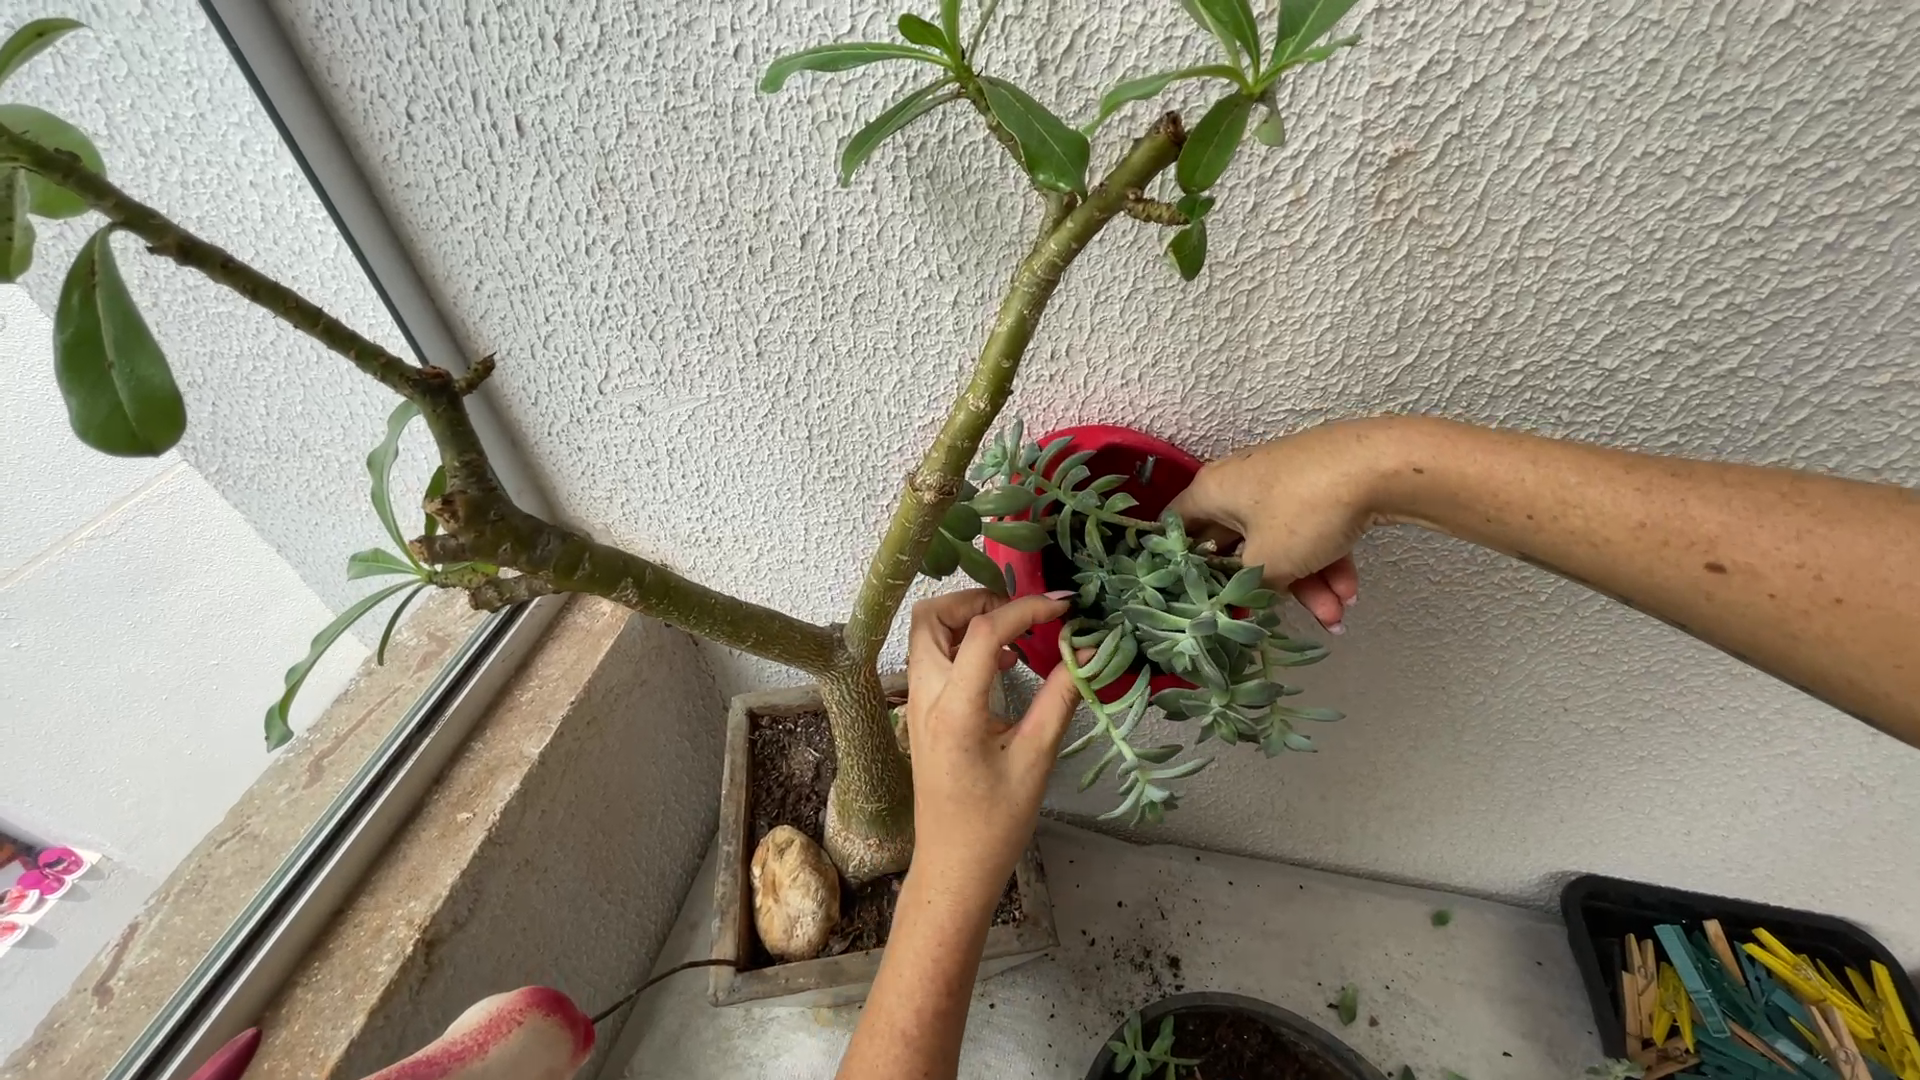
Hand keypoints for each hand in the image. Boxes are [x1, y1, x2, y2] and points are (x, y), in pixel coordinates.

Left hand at [904, 589, 1080, 902]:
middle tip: (1022, 614)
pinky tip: (1001, 660)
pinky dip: (961, 641)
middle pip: (932, 616)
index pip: (982, 632)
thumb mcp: (1036, 759)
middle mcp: (923, 697)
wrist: (953, 867)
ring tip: (1014, 632)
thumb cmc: (994, 824)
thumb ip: (1060, 697)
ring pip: (927, 632)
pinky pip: (931, 656)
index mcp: (954, 709)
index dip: (1025, 608)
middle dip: (977, 599)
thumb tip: (1087, 650)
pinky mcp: (918, 713)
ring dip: (966, 618)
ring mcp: (915, 704)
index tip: (1063, 606)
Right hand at [1169, 418, 1403, 633]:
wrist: (1385, 466)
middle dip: (1263, 586)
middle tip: (1275, 617)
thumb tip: (1239, 599)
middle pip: (1236, 545)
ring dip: (1306, 582)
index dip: (1178, 563)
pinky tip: (1349, 590)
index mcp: (1211, 490)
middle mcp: (1238, 482)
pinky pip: (1307, 531)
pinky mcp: (1315, 485)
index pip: (1176, 528)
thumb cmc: (1306, 510)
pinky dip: (1325, 560)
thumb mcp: (1268, 563)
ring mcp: (1279, 483)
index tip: (1191, 594)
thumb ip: (1244, 586)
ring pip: (1279, 543)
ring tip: (1336, 614)